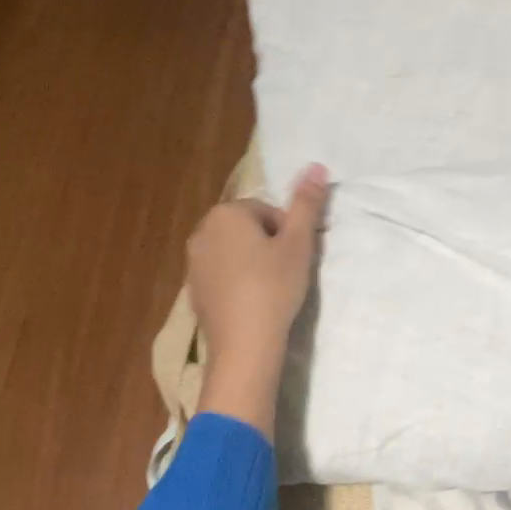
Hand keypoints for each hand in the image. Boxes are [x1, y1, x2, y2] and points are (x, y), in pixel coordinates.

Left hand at [189, 163, 329, 437]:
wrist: (244, 344)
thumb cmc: (274, 288)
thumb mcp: (298, 245)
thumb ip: (306, 204)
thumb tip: (317, 165)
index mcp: (226, 213)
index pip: (266, 213)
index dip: (286, 236)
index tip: (294, 260)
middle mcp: (202, 232)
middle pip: (246, 232)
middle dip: (266, 249)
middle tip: (284, 277)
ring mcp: (193, 264)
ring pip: (232, 256)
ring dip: (251, 267)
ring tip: (269, 293)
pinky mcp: (193, 292)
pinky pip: (221, 279)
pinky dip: (236, 287)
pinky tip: (251, 307)